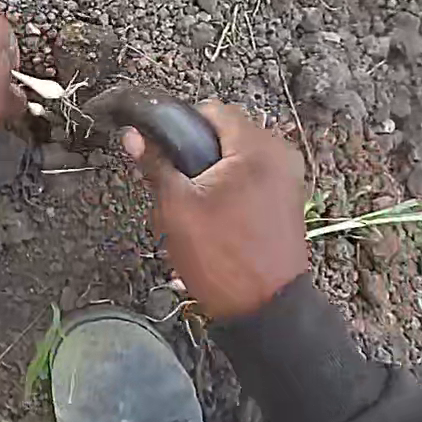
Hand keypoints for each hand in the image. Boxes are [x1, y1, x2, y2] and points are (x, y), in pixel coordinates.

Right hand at [125, 101, 309, 320]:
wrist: (265, 310)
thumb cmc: (221, 257)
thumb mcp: (177, 207)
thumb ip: (156, 165)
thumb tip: (133, 136)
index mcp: (257, 147)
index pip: (212, 110)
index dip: (181, 126)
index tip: (164, 152)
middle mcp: (280, 154)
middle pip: (224, 135)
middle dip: (195, 155)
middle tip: (176, 188)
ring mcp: (288, 178)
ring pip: (235, 159)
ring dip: (210, 175)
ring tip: (194, 208)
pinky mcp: (288, 200)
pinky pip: (251, 179)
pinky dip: (230, 189)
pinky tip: (215, 219)